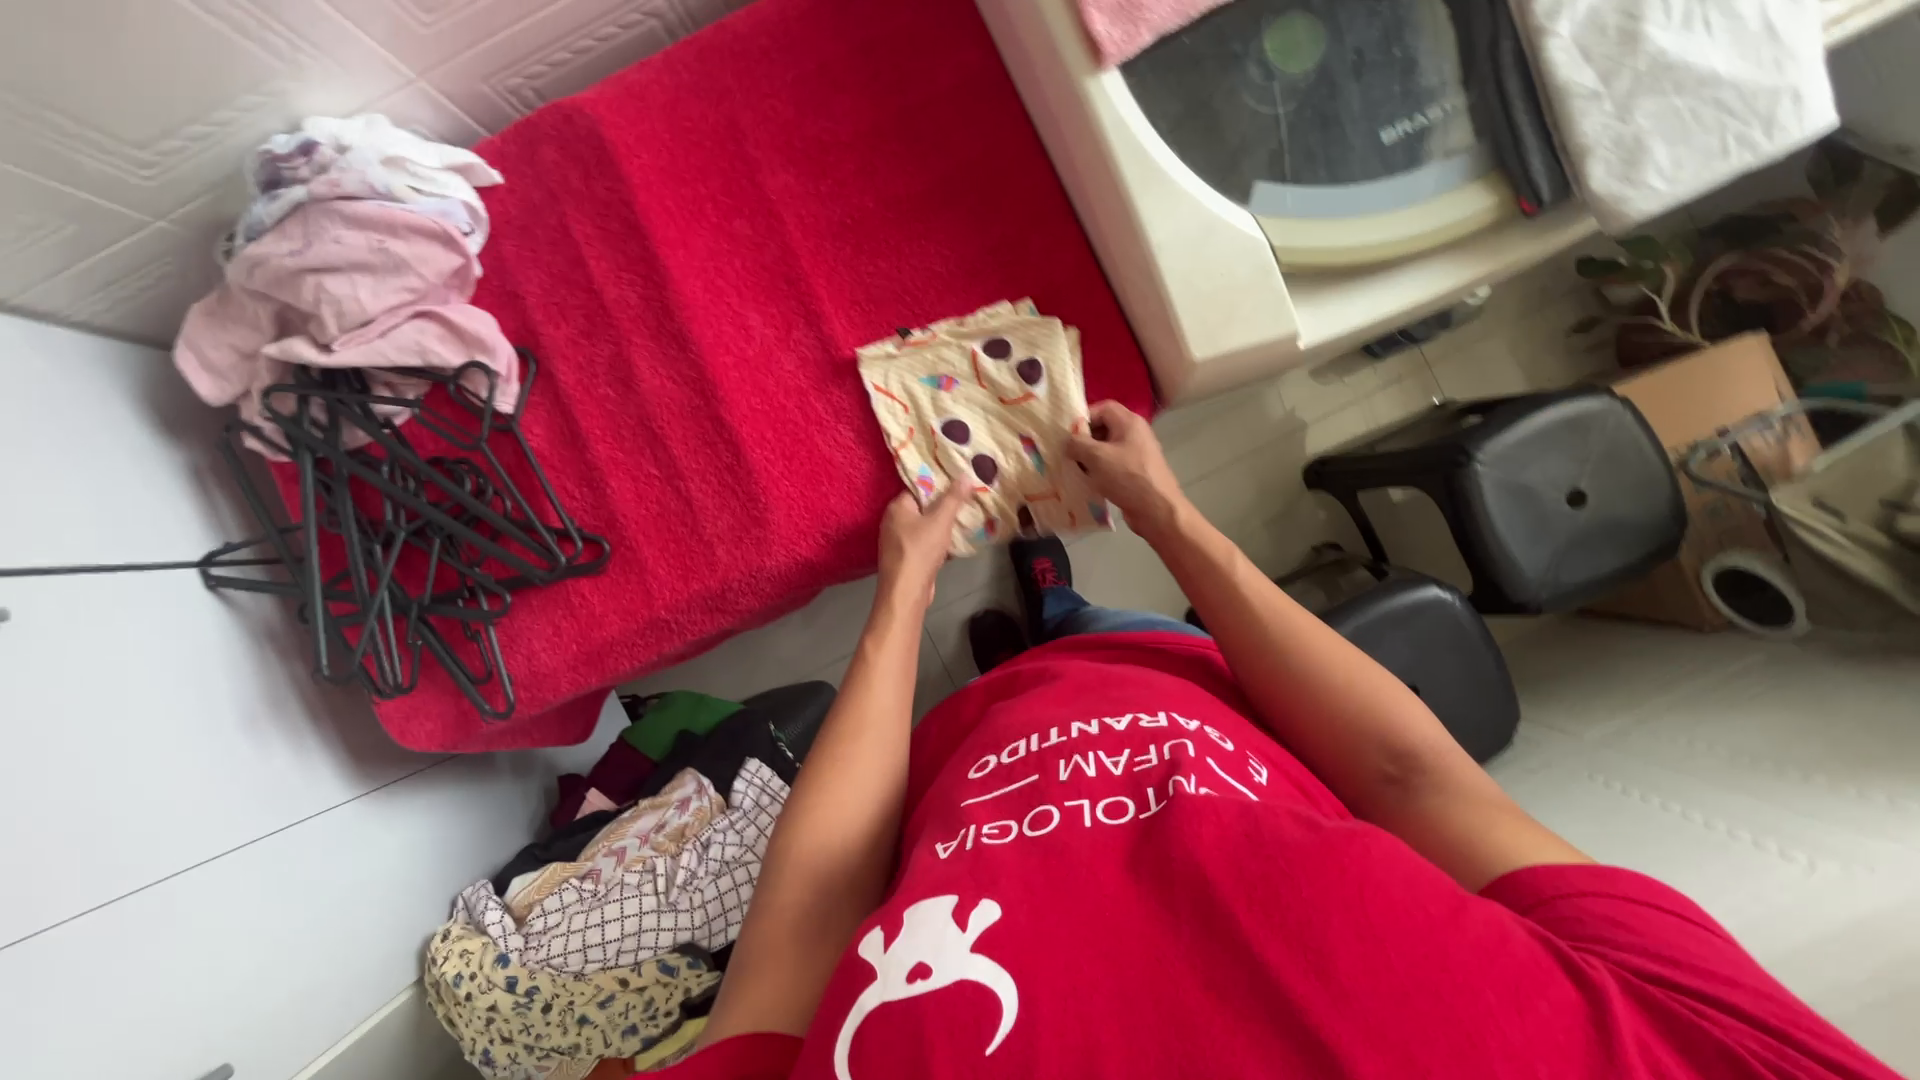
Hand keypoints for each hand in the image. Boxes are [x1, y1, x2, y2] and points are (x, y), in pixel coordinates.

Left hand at [876, 487, 967, 608]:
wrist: (906, 591)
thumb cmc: (920, 551)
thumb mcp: (940, 521)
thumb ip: (953, 498)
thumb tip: (966, 475)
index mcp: (897, 507)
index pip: (919, 488)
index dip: (940, 484)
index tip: (960, 482)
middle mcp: (894, 522)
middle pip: (923, 507)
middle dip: (944, 506)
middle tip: (968, 498)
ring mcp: (898, 541)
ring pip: (925, 527)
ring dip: (943, 526)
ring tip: (967, 517)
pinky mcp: (906, 558)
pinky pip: (925, 543)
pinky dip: (939, 542)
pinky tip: (956, 542)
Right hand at [1064, 400, 1190, 541]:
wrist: (1157, 510)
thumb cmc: (1127, 477)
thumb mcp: (1096, 457)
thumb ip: (1077, 443)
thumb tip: (1068, 441)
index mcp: (1129, 422)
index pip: (1103, 407)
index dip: (1084, 417)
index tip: (1068, 433)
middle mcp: (1135, 434)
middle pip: (1105, 427)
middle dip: (1085, 438)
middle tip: (1068, 452)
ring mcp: (1137, 454)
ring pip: (1107, 448)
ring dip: (1090, 456)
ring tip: (1075, 468)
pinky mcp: (1136, 472)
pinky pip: (1113, 464)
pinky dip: (1100, 470)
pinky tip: (1089, 481)